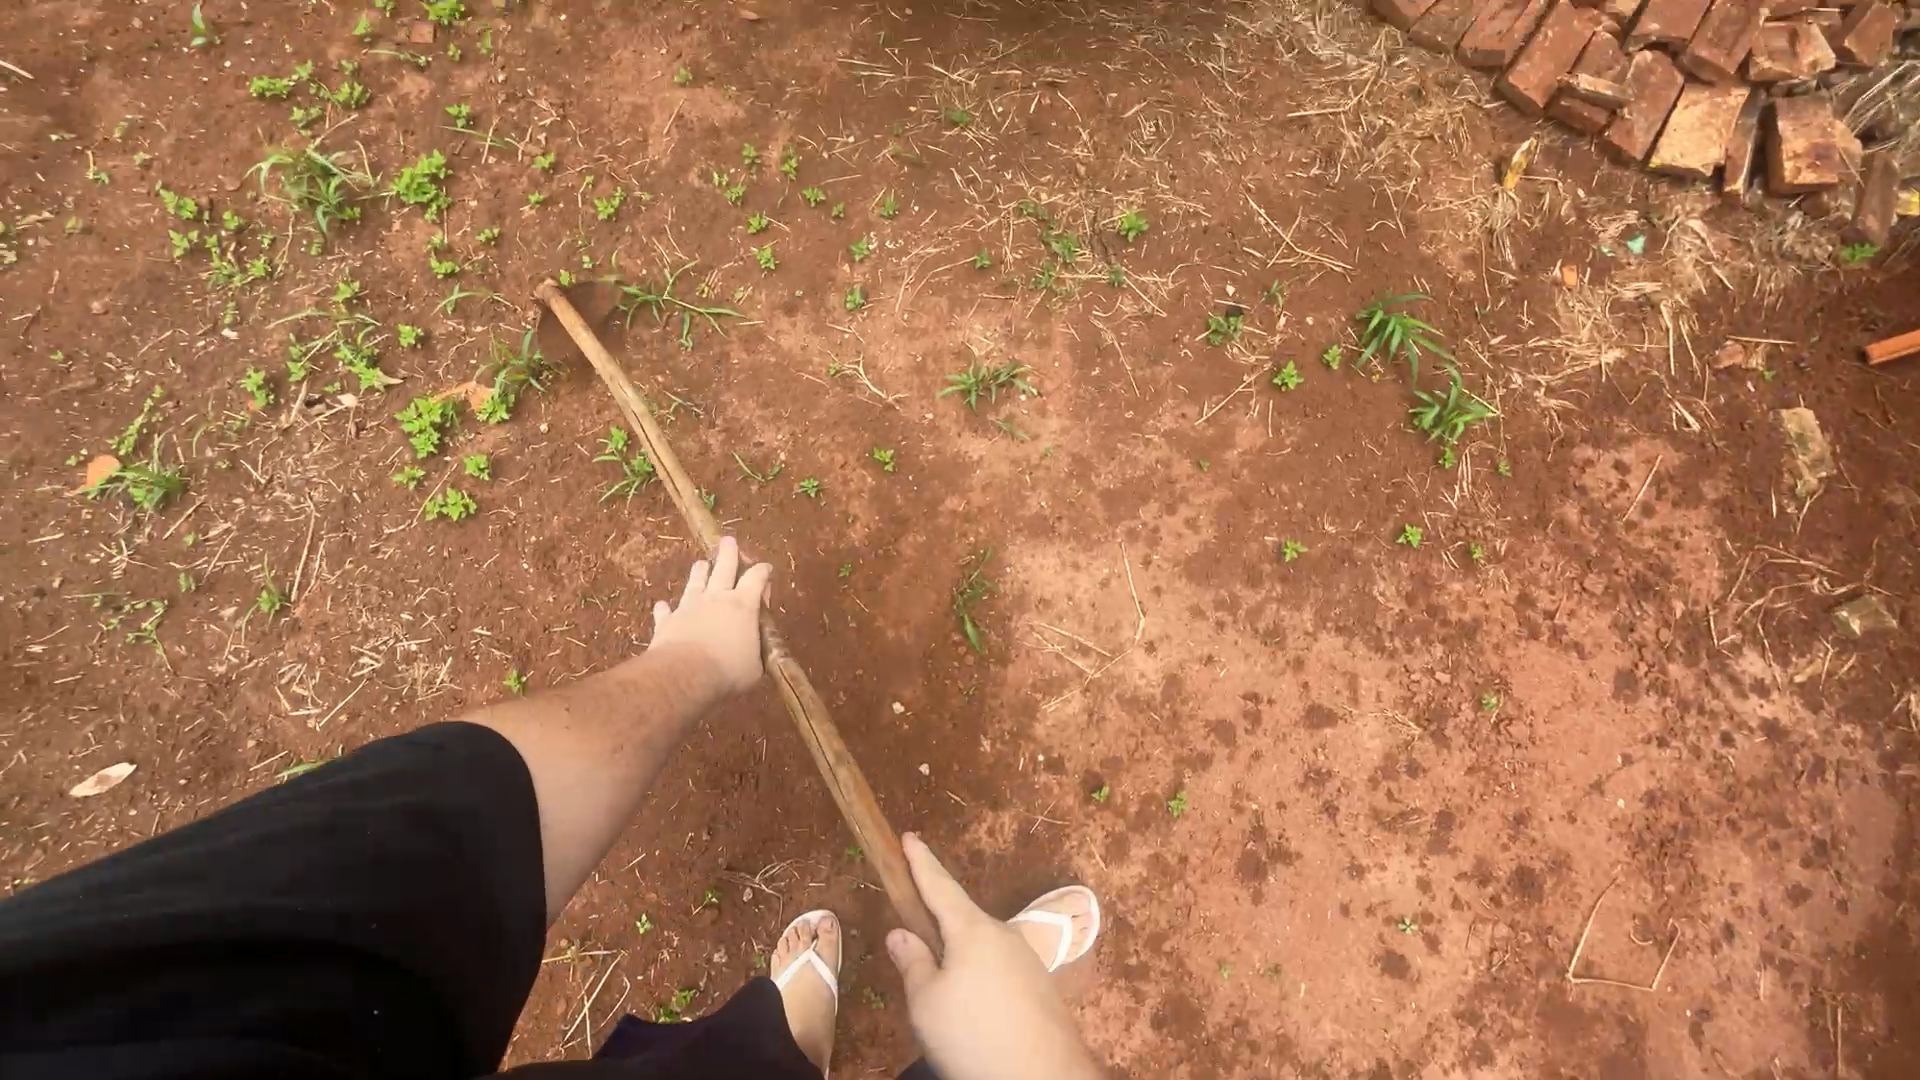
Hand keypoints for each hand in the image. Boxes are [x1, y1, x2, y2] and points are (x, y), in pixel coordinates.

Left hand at [648, 536, 771, 696]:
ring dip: (699, 572)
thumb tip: (760, 647)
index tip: (766, 568)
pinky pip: (666, 611)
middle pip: (724, 568)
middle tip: (728, 540)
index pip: (757, 578)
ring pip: (695, 582)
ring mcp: (689, 607)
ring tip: (701, 563)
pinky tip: (663, 605)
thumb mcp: (757, 664)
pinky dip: (665, 608)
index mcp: (743, 605)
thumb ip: (759, 651)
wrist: (684, 674)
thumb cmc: (729, 669)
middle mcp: (717, 598)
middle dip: (729, 553)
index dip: (763, 571)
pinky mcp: (668, 621)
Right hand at [886, 834, 1103, 1079]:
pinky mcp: (1039, 988)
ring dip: (960, 962)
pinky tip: (974, 1014)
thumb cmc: (974, 1035)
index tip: (910, 836)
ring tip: (944, 1001)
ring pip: (980, 951)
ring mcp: (1026, 960)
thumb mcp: (927, 1003)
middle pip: (961, 921)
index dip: (921, 862)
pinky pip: (998, 973)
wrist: (1044, 1078)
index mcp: (972, 929)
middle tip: (917, 944)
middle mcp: (1002, 934)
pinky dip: (980, 983)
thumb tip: (901, 933)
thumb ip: (913, 963)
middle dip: (938, 927)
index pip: (939, 886)